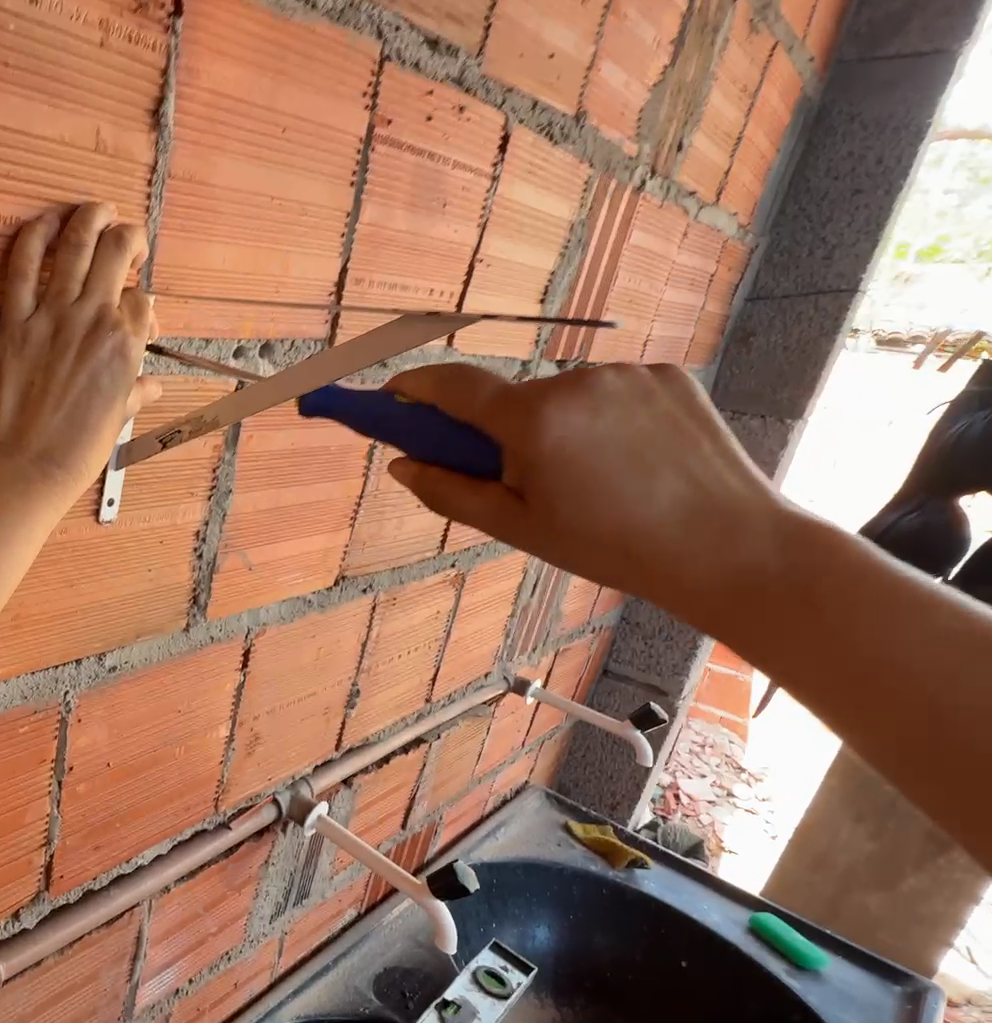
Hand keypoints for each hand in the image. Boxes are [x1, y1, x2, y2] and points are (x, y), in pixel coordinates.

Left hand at [0, 203, 161, 498]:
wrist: (28, 467)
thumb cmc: (76, 451)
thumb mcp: (117, 420)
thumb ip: (135, 392)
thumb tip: (152, 385)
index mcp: (127, 346)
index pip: (142, 297)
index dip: (141, 295)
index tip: (132, 302)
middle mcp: (95, 320)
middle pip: (118, 251)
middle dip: (128, 234)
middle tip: (124, 235)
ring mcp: (53, 316)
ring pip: (77, 243)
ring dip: (91, 216)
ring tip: (97, 209)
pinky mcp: (15, 320)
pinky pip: (23, 264)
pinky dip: (34, 235)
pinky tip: (45, 221)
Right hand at [381, 363, 799, 620]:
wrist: (733, 548)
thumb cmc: (608, 546)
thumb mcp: (515, 527)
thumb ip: (448, 491)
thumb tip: (400, 466)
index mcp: (532, 420)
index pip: (452, 386)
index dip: (413, 387)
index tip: (391, 396)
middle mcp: (575, 381)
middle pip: (510, 399)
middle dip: (501, 429)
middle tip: (522, 479)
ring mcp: (626, 373)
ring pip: (561, 396)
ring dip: (555, 425)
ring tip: (591, 477)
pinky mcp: (668, 375)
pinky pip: (608, 391)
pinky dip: (601, 418)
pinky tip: (628, 459)